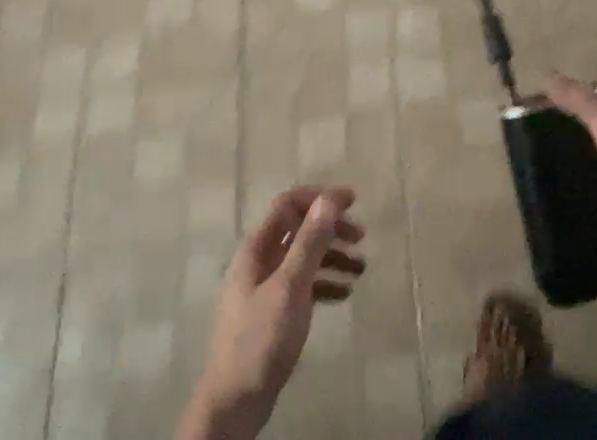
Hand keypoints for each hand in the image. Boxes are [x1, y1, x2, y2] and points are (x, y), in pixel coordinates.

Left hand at [177, 185, 365, 439]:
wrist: (235, 399)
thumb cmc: (261, 338)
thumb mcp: (290, 287)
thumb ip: (309, 242)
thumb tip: (329, 199)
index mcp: (256, 249)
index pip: (288, 205)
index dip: (319, 197)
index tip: (352, 201)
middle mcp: (259, 261)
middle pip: (298, 230)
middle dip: (330, 228)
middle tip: (361, 237)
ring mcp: (264, 287)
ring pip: (303, 258)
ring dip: (332, 257)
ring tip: (361, 270)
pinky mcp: (273, 311)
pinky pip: (302, 285)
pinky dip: (324, 284)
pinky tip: (343, 295)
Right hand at [546, 73, 596, 259]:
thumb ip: (582, 103)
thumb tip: (548, 76)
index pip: (596, 95)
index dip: (571, 94)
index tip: (539, 103)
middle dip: (575, 122)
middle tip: (540, 131)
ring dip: (583, 150)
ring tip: (550, 158)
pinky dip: (591, 175)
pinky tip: (574, 184)